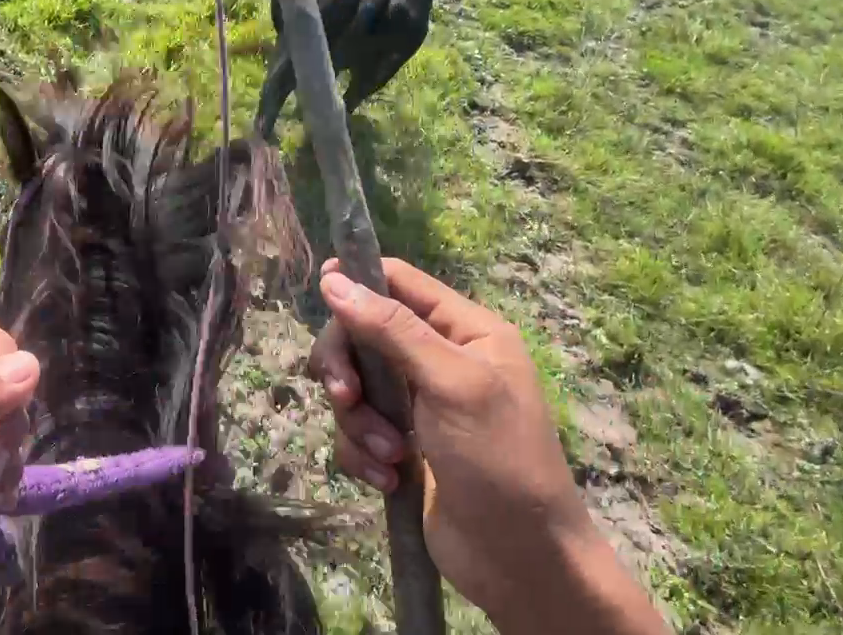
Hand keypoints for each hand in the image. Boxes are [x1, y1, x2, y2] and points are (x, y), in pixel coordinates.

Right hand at [313, 258, 668, 634]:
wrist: (521, 563)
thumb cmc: (499, 460)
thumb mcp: (451, 384)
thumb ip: (391, 328)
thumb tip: (332, 280)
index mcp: (465, 331)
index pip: (398, 280)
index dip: (357, 280)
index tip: (321, 290)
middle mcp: (436, 359)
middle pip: (360, 332)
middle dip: (347, 368)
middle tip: (347, 396)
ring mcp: (415, 402)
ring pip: (351, 383)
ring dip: (358, 420)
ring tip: (389, 454)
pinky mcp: (397, 441)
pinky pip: (353, 427)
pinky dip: (362, 452)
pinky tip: (389, 478)